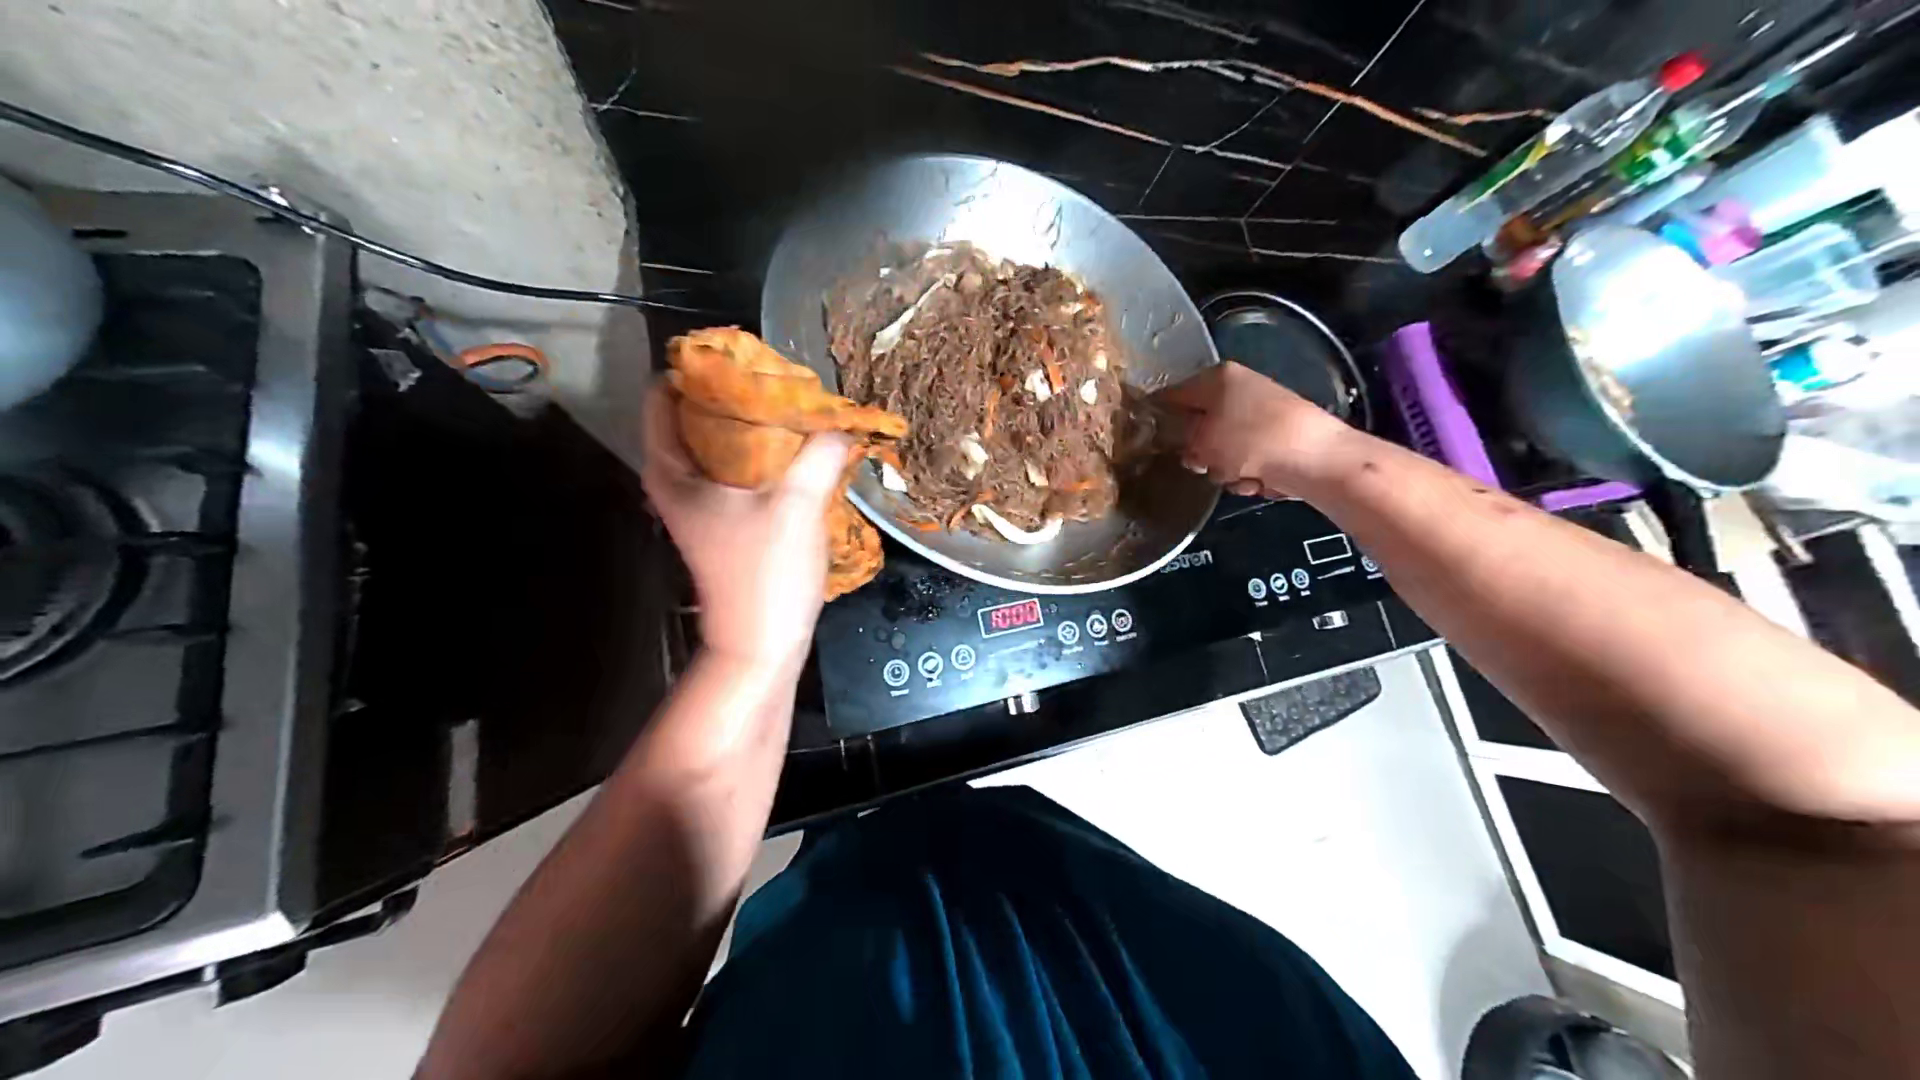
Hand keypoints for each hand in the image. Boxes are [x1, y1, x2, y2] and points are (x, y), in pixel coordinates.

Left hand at [640, 384, 850, 670]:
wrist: (761, 643)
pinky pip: (742, 465)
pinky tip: (804, 449)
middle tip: (788, 383)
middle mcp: (677, 477)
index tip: (752, 360)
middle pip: (698, 413)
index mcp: (670, 467)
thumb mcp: (796, 504)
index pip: (666, 392)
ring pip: (723, 440)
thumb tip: (844, 422)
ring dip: (760, 424)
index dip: (706, 369)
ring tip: (803, 411)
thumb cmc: (764, 573)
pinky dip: (769, 451)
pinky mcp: (727, 516)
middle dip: (742, 393)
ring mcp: (702, 499)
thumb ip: (820, 452)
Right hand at [1158, 361, 1351, 496]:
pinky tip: (1259, 481)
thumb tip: (1179, 441)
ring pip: (1221, 450)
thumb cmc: (1251, 440)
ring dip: (1225, 470)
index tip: (1151, 444)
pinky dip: (1249, 475)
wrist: (1317, 459)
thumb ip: (1181, 438)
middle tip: (1205, 465)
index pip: (1170, 395)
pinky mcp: (1276, 440)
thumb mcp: (1201, 439)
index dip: (1157, 421)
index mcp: (1217, 378)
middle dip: (1200, 453)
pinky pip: (1246, 460)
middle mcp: (1238, 390)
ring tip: (1240, 476)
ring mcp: (1259, 415)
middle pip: (1197, 427)